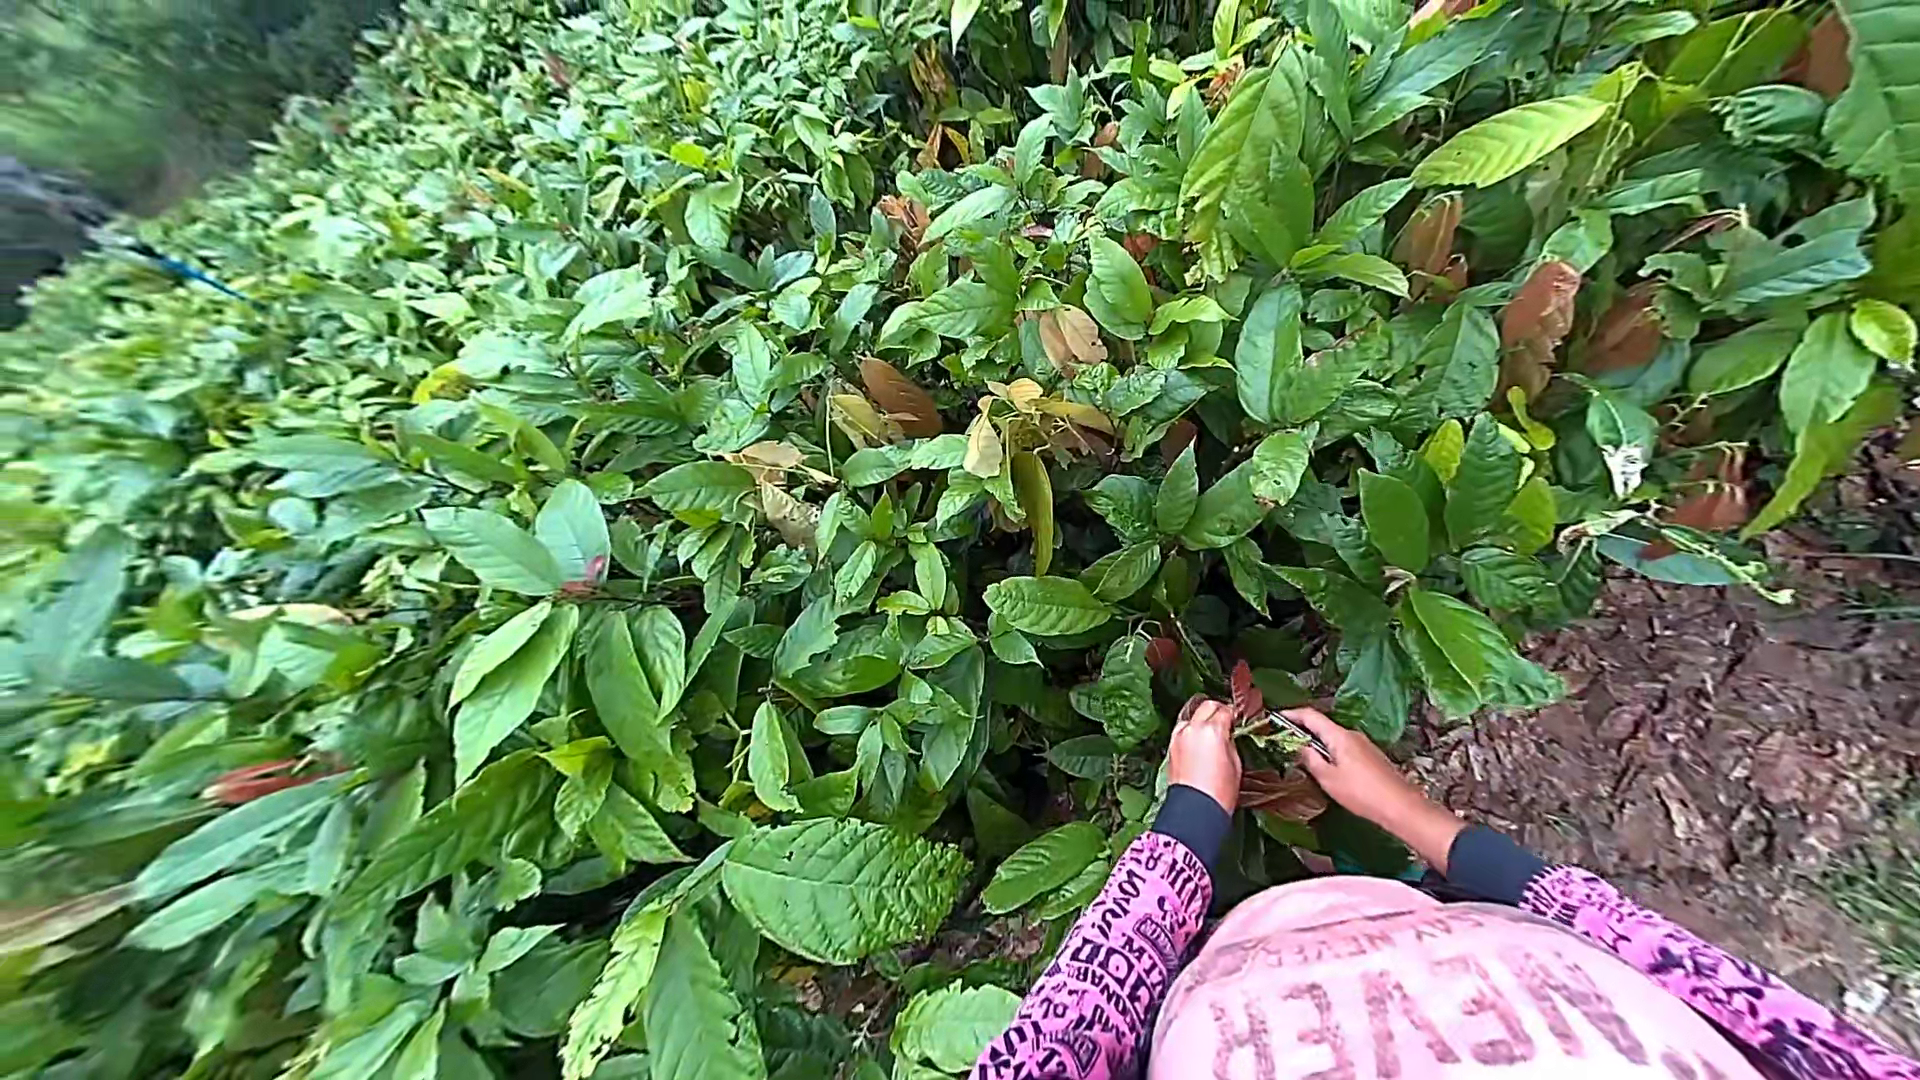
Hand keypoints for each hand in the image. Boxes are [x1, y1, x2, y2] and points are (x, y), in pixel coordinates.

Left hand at [1167, 697, 1240, 814]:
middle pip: (1206, 706)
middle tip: (1226, 719)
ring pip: (1192, 715)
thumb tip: (1227, 735)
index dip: (1233, 714)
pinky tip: (1198, 740)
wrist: (1195, 808)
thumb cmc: (1219, 791)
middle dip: (1217, 710)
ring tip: (1212, 730)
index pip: (1224, 710)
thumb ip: (1230, 742)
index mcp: (1212, 730)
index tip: (1236, 719)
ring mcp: (1179, 735)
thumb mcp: (1236, 763)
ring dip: (1202, 718)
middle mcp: (1192, 728)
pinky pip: (1182, 729)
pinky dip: (1191, 729)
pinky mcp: (1171, 745)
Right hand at [1284, 707, 1466, 871]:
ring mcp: (1365, 746)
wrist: (1404, 809)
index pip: (1310, 715)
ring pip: (1334, 738)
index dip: (1292, 713)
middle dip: (1303, 730)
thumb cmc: (1362, 793)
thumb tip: (1299, 746)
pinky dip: (1331, 751)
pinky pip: (1345, 748)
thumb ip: (1309, 758)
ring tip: (1304, 755)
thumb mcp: (1327, 778)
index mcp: (1339, 736)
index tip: (1277, 716)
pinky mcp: (1372, 758)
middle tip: (1286, 738)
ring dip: (1318, 742)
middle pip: (1323, 726)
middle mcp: (1352, 735)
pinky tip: (1328, 767)